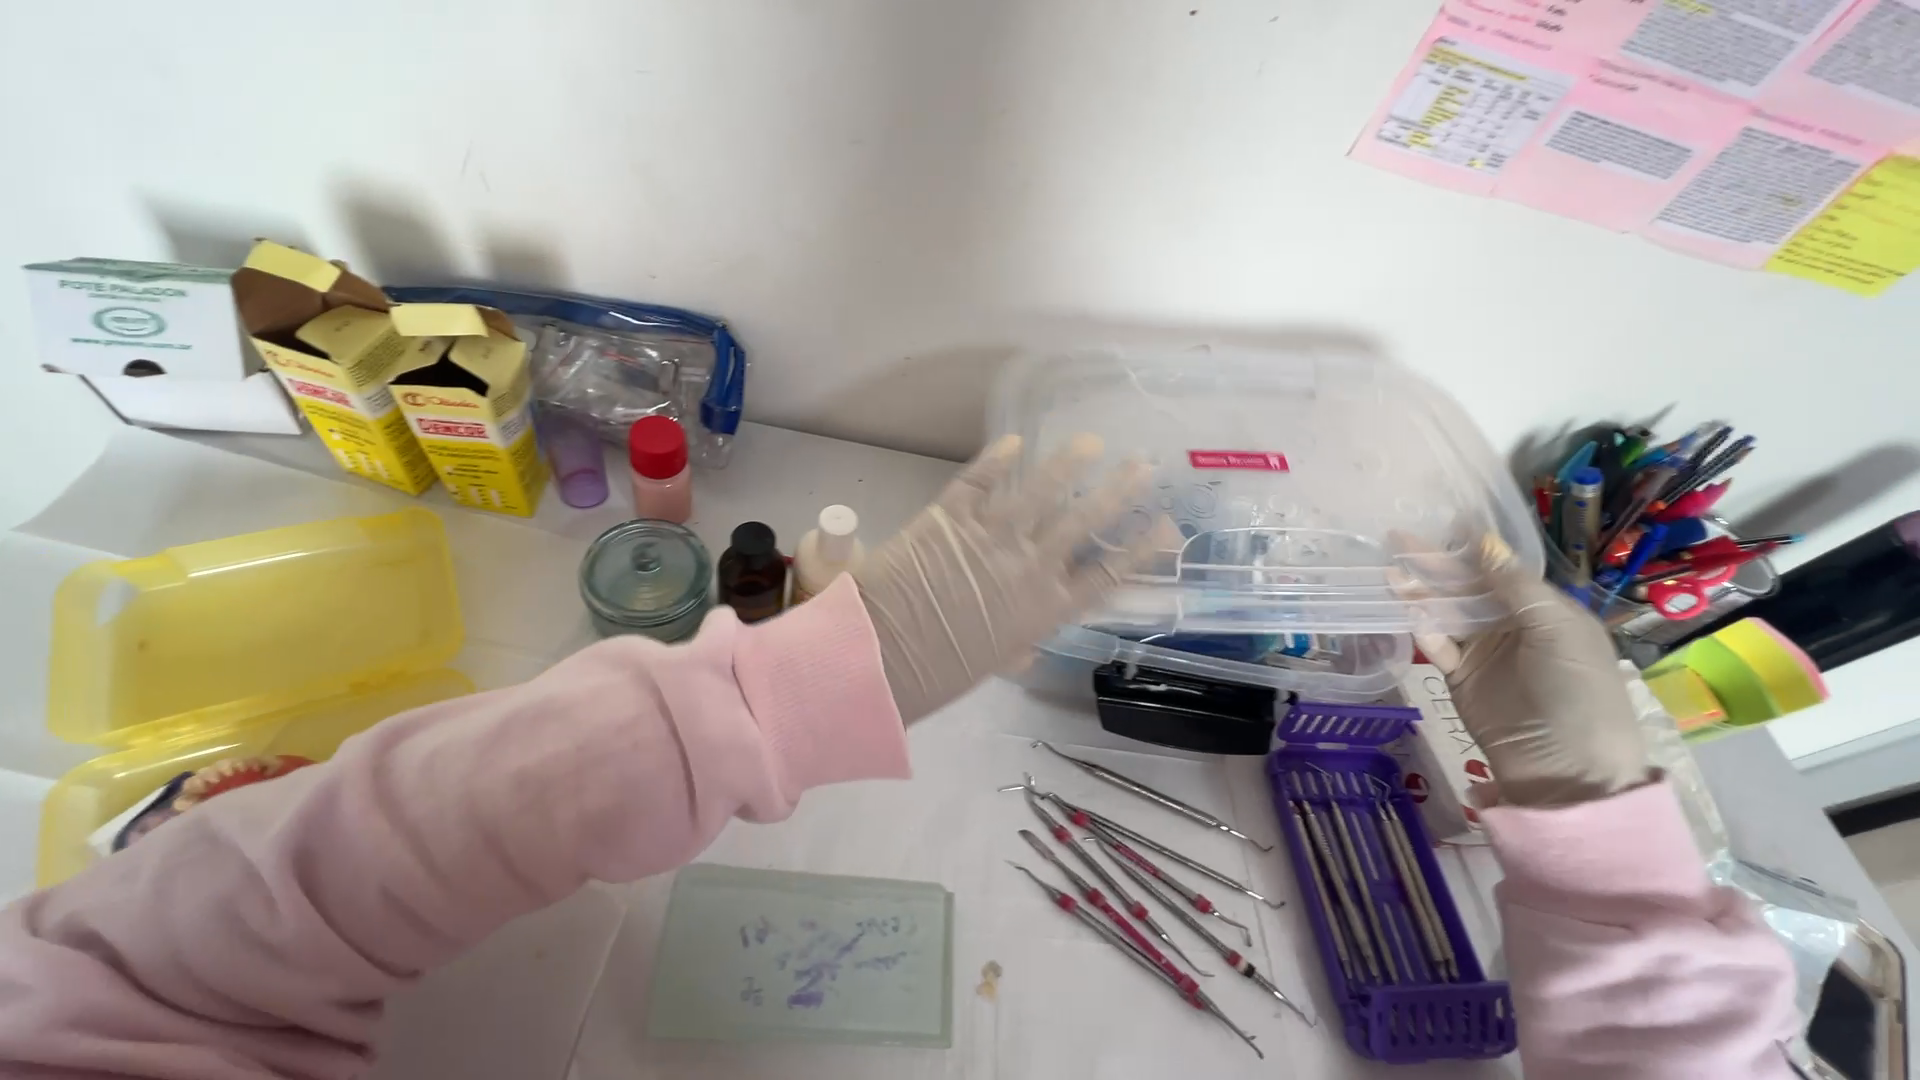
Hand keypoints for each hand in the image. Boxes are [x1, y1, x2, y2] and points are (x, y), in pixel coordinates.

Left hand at [854, 434, 1150, 724]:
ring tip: (1091, 443)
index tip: (1168, 526)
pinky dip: (997, 460)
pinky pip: (979, 480)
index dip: (1142, 548)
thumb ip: (1015, 648)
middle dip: (1120, 491)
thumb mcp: (991, 665)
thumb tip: (1026, 651)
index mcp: (1046, 609)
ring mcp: (992, 537)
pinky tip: (1015, 442)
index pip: (1107, 574)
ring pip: (1040, 491)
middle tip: (1143, 465)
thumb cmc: (939, 671)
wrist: (882, 655)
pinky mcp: (951, 516)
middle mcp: (1030, 567)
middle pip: (1085, 522)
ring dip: (1068, 464)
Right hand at [1414, 537, 1652, 807]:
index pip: (1502, 568)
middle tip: (1398, 539)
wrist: (1566, 768)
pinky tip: (1401, 607)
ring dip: (1419, 590)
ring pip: (1444, 610)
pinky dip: (1418, 624)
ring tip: (1389, 569)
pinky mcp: (1457, 674)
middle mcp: (1510, 623)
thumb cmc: (1577, 692)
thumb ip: (1515, 586)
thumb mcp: (1557, 631)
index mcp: (1544, 610)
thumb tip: (1482, 540)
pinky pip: (1434, 642)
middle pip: (1466, 586)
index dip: (1475, 545)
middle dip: (1435, 563)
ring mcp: (1482, 649)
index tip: (1444, 520)